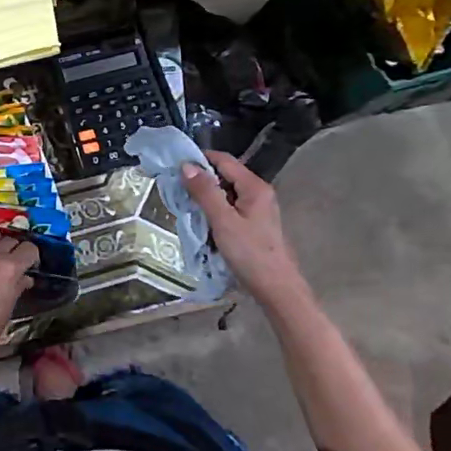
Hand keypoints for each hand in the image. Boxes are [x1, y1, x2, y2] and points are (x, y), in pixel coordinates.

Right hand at [182, 151, 309, 309]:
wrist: (277, 291)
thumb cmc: (250, 254)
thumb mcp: (223, 221)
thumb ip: (205, 191)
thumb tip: (186, 165)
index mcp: (254, 188)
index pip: (223, 160)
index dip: (198, 159)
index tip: (173, 166)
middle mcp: (258, 193)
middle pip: (224, 174)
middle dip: (199, 178)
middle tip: (175, 187)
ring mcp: (257, 209)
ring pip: (225, 192)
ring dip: (205, 195)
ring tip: (184, 203)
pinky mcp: (253, 224)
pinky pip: (228, 206)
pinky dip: (213, 208)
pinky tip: (201, 219)